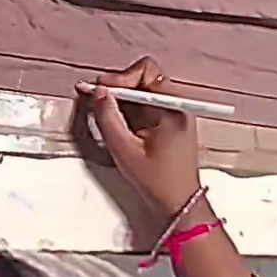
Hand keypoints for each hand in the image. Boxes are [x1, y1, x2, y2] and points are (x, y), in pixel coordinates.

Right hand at [78, 57, 200, 217]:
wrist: (179, 204)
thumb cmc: (155, 181)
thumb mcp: (125, 150)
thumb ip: (108, 117)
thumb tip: (97, 91)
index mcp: (173, 107)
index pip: (146, 72)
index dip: (120, 77)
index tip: (101, 90)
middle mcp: (177, 104)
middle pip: (144, 77)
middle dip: (119, 85)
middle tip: (98, 97)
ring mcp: (174, 112)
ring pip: (143, 89)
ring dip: (122, 96)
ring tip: (104, 108)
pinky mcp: (169, 121)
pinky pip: (146, 103)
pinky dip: (129, 107)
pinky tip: (116, 119)